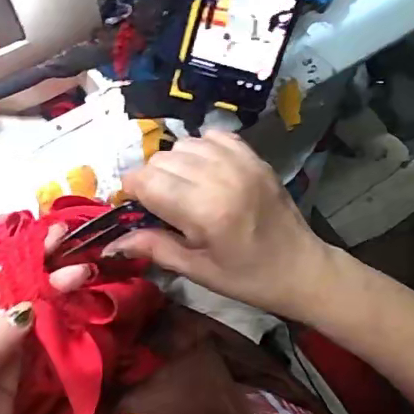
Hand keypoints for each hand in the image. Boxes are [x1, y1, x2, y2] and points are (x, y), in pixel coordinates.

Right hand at [111, 131, 336, 320]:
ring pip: (184, 144)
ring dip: (175, 163)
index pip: (147, 181)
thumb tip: (112, 241)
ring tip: (184, 187)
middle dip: (151, 179)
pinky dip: (201, 149)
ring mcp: (240, 163)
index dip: (132, 191)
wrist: (302, 268)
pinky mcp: (253, 157)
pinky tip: (205, 171)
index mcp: (205, 211)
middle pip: (161, 160)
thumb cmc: (247, 277)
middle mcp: (220, 178)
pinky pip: (212, 136)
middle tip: (161, 204)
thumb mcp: (197, 270)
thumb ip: (154, 247)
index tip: (135, 206)